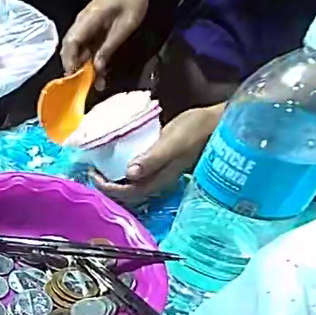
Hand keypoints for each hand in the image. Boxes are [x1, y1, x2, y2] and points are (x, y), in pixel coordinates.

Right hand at [62, 0, 155, 85]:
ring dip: (85, 65)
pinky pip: (87, 45)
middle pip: (71, 48)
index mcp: (86, 20)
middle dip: (76, 68)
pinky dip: (91, 58)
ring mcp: (86, 25)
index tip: (75, 78)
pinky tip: (101, 69)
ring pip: (79, 49)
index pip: (70, 44)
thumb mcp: (125, 26)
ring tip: (97, 81)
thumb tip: (96, 69)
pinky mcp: (94, 27)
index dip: (70, 62)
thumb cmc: (134, 0)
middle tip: (86, 85)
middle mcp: (82, 23)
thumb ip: (109, 47)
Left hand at [92, 102, 221, 207]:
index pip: (128, 192)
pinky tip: (119, 158)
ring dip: (115, 178)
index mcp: (161, 178)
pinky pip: (140, 172)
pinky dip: (125, 169)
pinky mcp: (165, 163)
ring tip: (101, 165)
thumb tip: (130, 173)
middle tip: (92, 170)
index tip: (93, 173)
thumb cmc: (199, 129)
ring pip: (134, 183)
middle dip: (108, 185)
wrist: (223, 122)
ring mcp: (164, 172)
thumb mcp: (173, 142)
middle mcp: (160, 180)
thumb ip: (153, 158)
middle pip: (129, 192)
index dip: (108, 187)